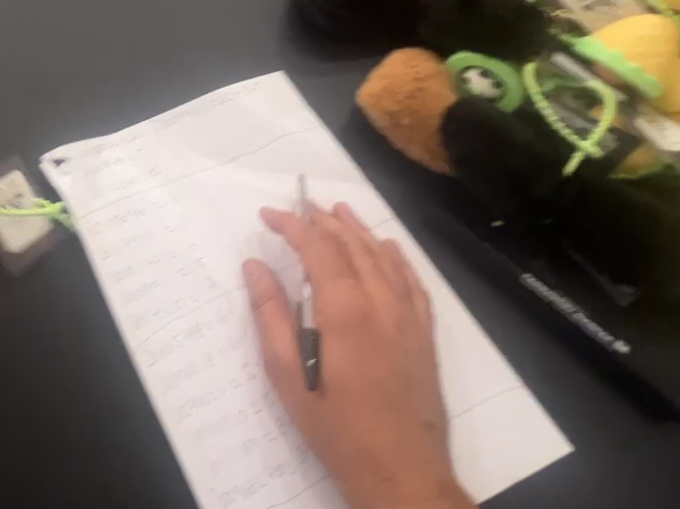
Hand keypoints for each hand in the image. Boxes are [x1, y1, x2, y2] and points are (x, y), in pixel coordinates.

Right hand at [244, 203, 468, 508]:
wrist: (403, 474)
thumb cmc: (336, 426)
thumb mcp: (287, 374)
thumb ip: (270, 315)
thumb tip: (254, 267)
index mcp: (344, 310)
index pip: (317, 247)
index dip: (292, 224)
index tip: (268, 215)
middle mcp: (381, 303)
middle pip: (352, 244)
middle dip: (323, 219)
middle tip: (298, 205)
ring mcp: (408, 319)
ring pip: (383, 257)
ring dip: (358, 229)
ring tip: (337, 209)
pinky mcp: (425, 336)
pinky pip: (413, 283)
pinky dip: (396, 257)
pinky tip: (387, 247)